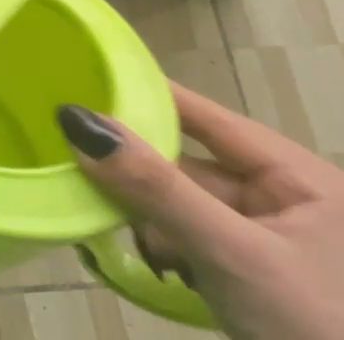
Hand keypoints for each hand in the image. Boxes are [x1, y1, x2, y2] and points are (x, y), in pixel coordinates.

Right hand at [59, 84, 343, 339]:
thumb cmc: (319, 322)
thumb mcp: (232, 254)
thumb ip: (155, 186)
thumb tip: (74, 118)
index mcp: (304, 178)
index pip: (206, 115)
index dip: (144, 94)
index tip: (75, 78)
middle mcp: (290, 197)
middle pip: (186, 160)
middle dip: (137, 173)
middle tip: (81, 172)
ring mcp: (274, 236)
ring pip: (181, 200)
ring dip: (147, 216)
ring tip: (124, 234)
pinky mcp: (257, 268)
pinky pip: (191, 233)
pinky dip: (164, 243)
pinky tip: (156, 263)